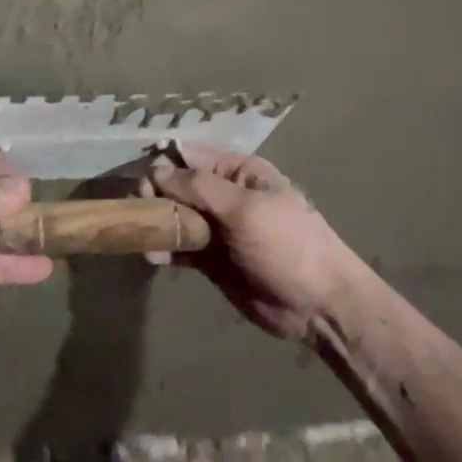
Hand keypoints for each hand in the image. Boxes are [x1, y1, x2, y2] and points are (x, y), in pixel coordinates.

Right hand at [152, 146, 365, 339]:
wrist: (321, 306)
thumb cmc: (288, 245)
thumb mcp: (245, 209)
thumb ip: (199, 187)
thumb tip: (156, 170)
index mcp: (239, 172)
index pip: (191, 156)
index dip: (164, 163)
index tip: (143, 179)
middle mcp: (224, 195)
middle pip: (177, 185)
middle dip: (155, 193)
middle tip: (140, 209)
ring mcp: (217, 229)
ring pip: (175, 216)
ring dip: (156, 222)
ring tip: (142, 233)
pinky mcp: (211, 260)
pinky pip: (179, 248)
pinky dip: (163, 249)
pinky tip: (152, 255)